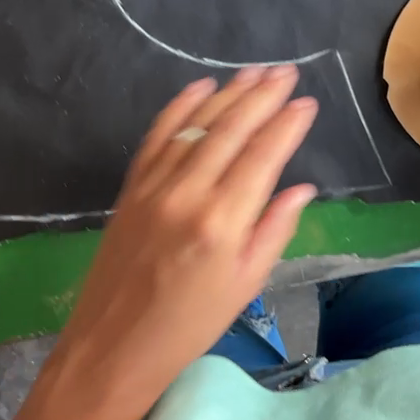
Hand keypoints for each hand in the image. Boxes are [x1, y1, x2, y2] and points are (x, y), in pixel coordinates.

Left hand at [55, 65, 317, 407]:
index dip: (287, 125)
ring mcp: (154, 187)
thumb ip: (274, 230)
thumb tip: (301, 188)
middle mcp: (188, 194)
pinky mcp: (131, 188)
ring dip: (228, 94)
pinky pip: (158, 137)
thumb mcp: (245, 286)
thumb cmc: (189, 327)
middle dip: (262, 97)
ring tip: (255, 71)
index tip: (307, 103)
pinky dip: (180, 108)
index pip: (263, 157)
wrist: (112, 347)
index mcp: (223, 223)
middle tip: (286, 71)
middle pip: (231, 130)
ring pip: (197, 126)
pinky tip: (200, 88)